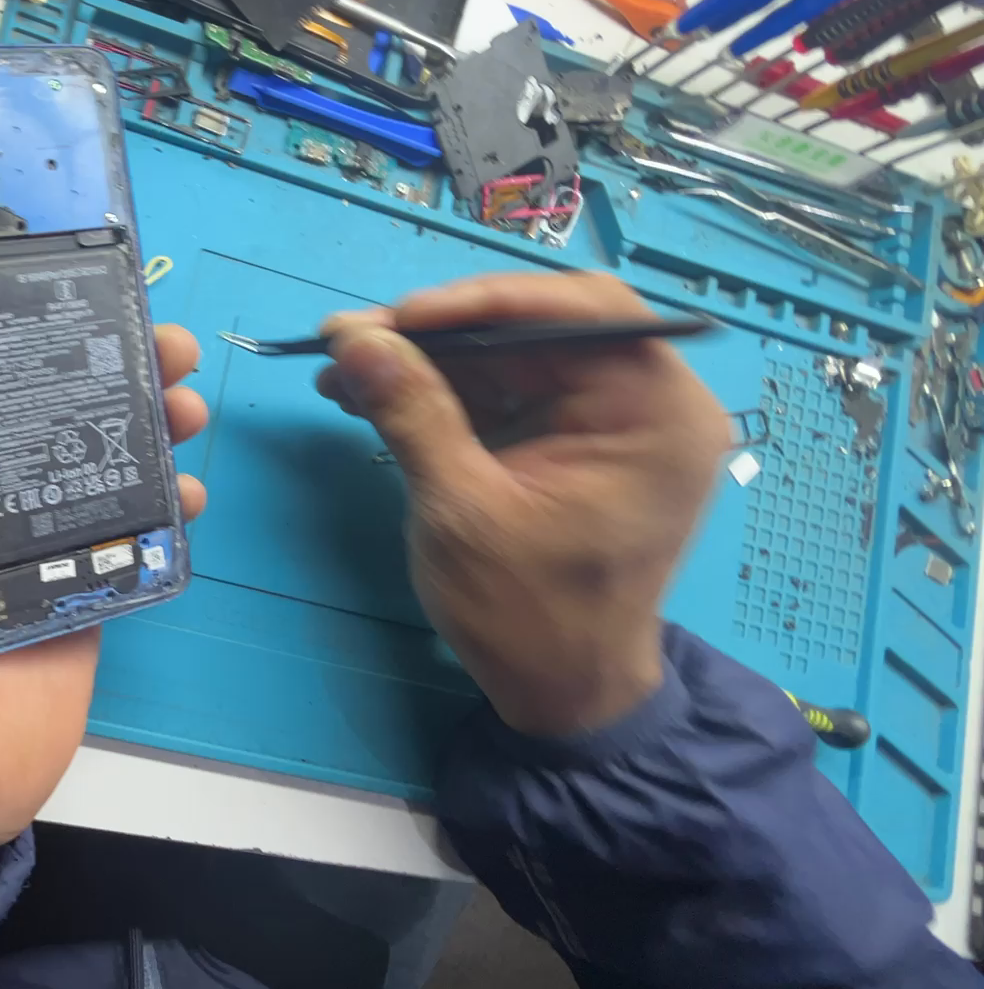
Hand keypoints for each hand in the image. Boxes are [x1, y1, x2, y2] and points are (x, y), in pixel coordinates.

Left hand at [0, 328, 208, 875]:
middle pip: (55, 420)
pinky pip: (129, 538)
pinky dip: (163, 510)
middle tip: (163, 344)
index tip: (75, 296)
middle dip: (109, 374)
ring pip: (101, 468)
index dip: (25, 339)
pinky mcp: (85, 595)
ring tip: (186, 405)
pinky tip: (189, 490)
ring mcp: (43, 550)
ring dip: (147, 428)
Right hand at [318, 273, 728, 735]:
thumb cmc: (523, 609)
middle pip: (527, 330)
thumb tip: (354, 340)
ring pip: (496, 359)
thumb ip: (412, 413)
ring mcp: (588, 423)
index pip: (578, 312)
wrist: (553, 687)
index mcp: (650, 412)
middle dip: (430, 335)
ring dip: (415, 364)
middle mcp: (632, 402)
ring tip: (338, 371)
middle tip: (345, 340)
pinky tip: (364, 396)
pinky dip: (425, 394)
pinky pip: (487, 396)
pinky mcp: (548, 443)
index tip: (394, 319)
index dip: (480, 301)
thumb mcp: (459, 508)